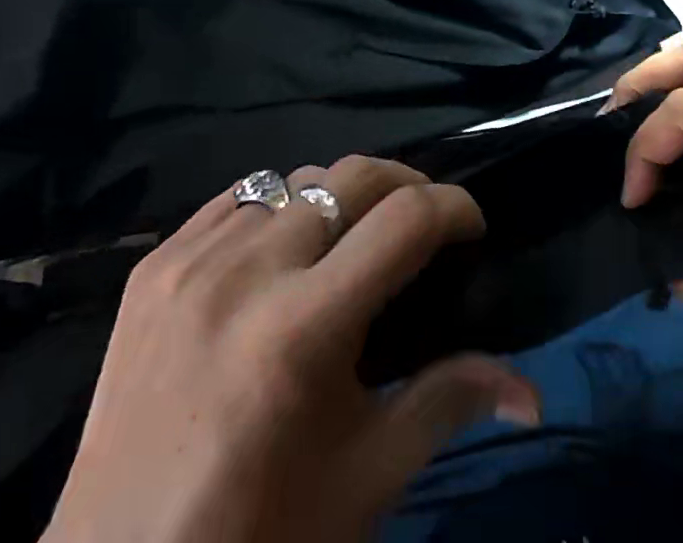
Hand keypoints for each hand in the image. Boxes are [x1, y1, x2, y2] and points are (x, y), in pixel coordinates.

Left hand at [43, 157, 539, 542]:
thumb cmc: (260, 530)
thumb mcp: (370, 473)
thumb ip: (452, 402)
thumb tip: (532, 393)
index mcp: (303, 327)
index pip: (406, 219)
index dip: (455, 208)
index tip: (472, 230)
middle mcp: (244, 274)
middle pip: (352, 175)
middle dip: (408, 185)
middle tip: (425, 225)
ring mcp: (188, 264)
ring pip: (293, 179)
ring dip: (341, 197)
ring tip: (354, 239)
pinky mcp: (151, 269)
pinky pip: (233, 200)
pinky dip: (277, 207)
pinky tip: (285, 250)